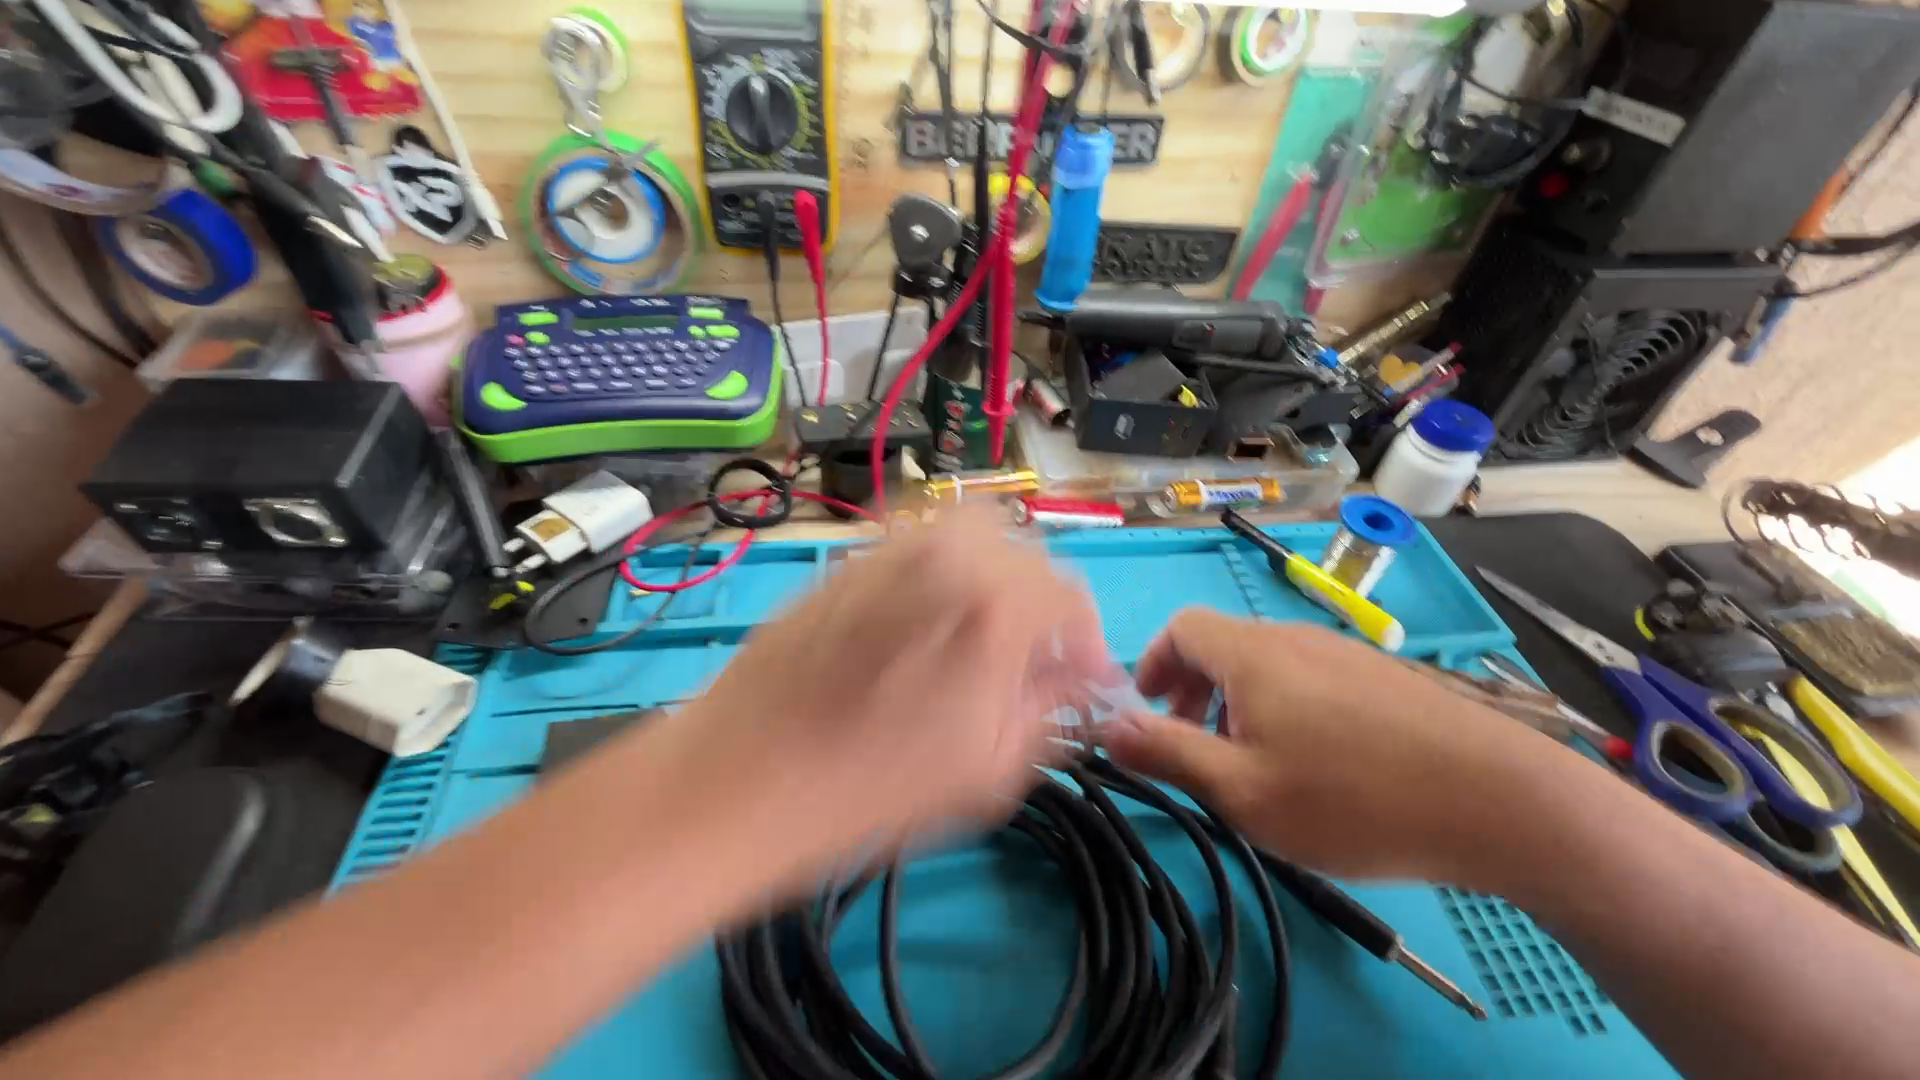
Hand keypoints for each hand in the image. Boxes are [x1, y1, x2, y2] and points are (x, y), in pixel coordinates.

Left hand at [664, 509, 1106, 881]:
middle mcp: (946, 554)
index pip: (1072, 596)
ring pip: (970, 536)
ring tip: (981, 636)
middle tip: (1030, 661)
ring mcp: (889, 548)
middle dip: (1042, 606)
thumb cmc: (869, 792)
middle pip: (1025, 555)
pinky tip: (923, 627)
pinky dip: (942, 573)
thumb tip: (1077, 681)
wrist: (738, 778)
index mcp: (994, 602)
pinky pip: (916, 546)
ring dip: (994, 578)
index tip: (1080, 683)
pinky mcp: (846, 560)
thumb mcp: (986, 772)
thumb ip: (1046, 713)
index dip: (1087, 644)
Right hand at [1105, 608, 1557, 881]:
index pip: (1181, 627)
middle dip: (1191, 688)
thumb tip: (1106, 727)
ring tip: (1251, 763)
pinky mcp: (1382, 678)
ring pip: (1266, 663)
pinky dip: (1281, 707)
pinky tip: (1313, 765)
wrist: (1501, 802)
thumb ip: (1168, 753)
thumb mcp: (1242, 791)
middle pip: (1222, 643)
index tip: (1151, 711)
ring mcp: (1345, 654)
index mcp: (1252, 654)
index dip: (1152, 663)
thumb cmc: (1353, 798)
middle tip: (1192, 745)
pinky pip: (1308, 678)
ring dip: (1236, 702)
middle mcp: (1294, 638)